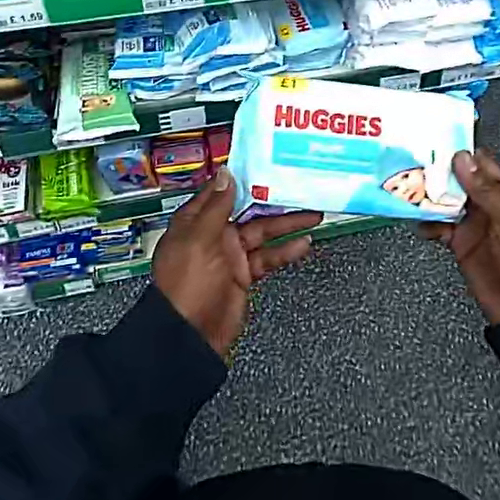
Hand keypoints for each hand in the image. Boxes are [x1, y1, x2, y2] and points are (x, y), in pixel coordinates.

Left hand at [152, 167, 322, 357]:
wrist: (188, 338)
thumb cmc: (185, 285)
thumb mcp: (199, 240)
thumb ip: (216, 207)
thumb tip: (226, 173)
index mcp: (197, 220)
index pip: (222, 190)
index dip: (243, 175)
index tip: (267, 161)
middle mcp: (214, 233)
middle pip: (249, 209)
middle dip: (274, 199)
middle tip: (300, 186)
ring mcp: (231, 254)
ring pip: (264, 232)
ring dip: (288, 223)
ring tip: (314, 213)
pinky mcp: (244, 274)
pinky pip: (268, 257)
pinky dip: (286, 251)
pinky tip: (303, 244)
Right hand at [421, 150, 499, 324]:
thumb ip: (487, 191)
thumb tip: (464, 161)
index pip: (483, 166)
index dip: (461, 153)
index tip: (437, 141)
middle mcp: (492, 208)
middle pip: (460, 182)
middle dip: (438, 172)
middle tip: (413, 160)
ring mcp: (476, 227)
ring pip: (446, 202)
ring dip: (429, 195)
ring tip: (408, 187)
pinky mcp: (462, 246)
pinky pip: (440, 227)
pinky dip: (426, 222)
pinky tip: (415, 218)